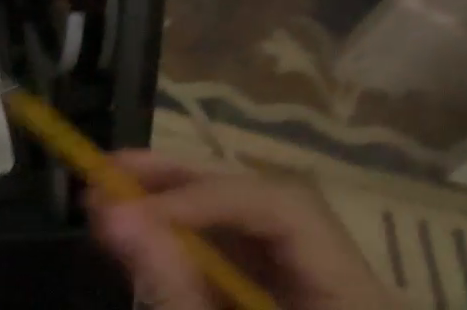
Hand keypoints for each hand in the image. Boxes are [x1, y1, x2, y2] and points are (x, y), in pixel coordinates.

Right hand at [88, 152, 391, 309]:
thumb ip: (173, 292)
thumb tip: (112, 214)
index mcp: (358, 300)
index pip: (285, 211)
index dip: (208, 198)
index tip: (133, 210)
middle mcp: (344, 284)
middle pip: (262, 206)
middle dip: (183, 184)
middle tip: (109, 171)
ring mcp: (312, 295)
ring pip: (242, 227)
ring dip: (174, 203)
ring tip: (108, 192)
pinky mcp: (277, 305)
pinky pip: (231, 260)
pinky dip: (182, 242)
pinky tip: (138, 234)